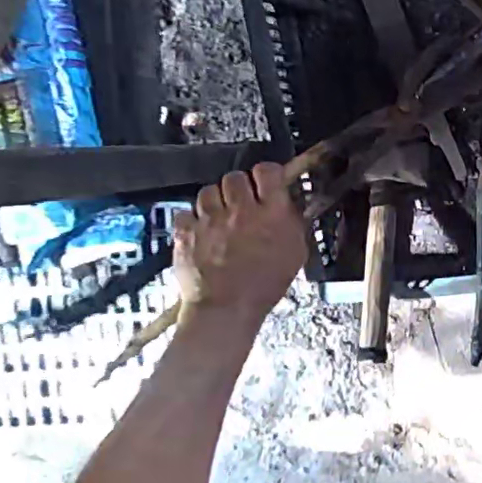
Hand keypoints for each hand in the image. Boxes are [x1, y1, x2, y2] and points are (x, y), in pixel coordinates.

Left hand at [173, 162, 307, 324]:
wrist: (226, 311)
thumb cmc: (264, 286)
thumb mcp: (295, 253)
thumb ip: (293, 222)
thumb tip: (290, 203)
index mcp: (271, 213)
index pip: (267, 171)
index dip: (266, 173)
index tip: (266, 182)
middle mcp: (241, 211)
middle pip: (235, 177)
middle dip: (238, 187)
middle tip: (240, 202)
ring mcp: (211, 220)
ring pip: (208, 191)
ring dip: (215, 201)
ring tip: (219, 217)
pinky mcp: (186, 233)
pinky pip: (187, 212)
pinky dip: (193, 220)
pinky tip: (201, 232)